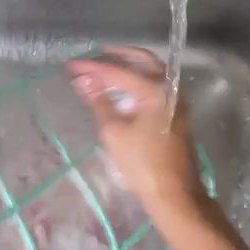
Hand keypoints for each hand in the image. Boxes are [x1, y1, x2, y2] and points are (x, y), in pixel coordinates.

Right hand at [68, 47, 207, 214]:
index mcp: (155, 90)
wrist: (174, 193)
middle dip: (119, 56)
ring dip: (131, 67)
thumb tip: (84, 80)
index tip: (71, 65)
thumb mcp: (114, 132)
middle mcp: (170, 89)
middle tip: (95, 57)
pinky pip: (158, 87)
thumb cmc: (142, 164)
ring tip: (106, 71)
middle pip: (144, 61)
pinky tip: (124, 91)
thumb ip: (99, 102)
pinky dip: (140, 81)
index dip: (93, 67)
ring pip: (154, 73)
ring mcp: (178, 102)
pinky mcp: (178, 115)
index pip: (118, 71)